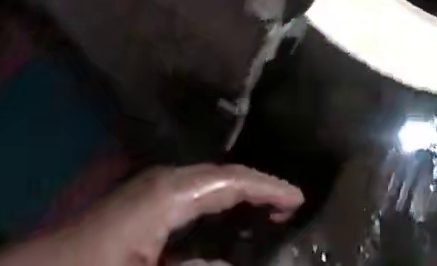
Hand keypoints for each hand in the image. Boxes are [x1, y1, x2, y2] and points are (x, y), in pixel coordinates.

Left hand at [0, 164, 302, 265]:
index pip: (232, 181)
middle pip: (222, 179)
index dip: (268, 188)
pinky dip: (212, 216)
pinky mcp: (135, 215)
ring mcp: (147, 197)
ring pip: (205, 192)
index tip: (301, 198)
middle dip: (257, 192)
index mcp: (169, 193)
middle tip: (290, 210)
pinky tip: (221, 240)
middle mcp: (163, 184)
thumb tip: (235, 262)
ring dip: (235, 203)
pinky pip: (188, 206)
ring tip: (266, 219)